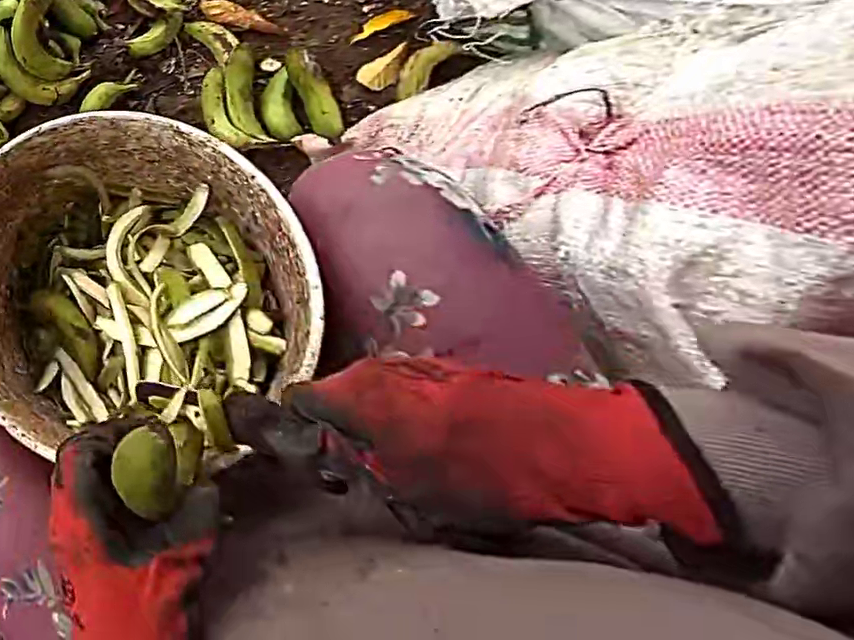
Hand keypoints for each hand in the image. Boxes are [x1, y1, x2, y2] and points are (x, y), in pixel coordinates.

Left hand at [49, 419, 218, 639]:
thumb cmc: (140, 619)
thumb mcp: (173, 566)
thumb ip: (192, 520)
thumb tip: (207, 485)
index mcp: (76, 516)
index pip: (77, 451)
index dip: (108, 432)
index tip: (142, 429)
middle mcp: (64, 519)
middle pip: (76, 461)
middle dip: (111, 445)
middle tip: (146, 442)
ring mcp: (68, 535)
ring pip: (82, 480)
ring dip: (113, 466)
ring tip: (148, 464)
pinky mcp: (80, 549)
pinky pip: (90, 502)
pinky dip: (114, 490)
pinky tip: (145, 499)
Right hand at [231, 358, 732, 546]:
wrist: (561, 442)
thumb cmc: (474, 469)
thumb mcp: (405, 488)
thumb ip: (357, 468)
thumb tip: (333, 465)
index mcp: (352, 392)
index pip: (295, 399)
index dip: (291, 427)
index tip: (299, 450)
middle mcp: (370, 369)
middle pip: (330, 394)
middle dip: (334, 426)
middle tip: (348, 463)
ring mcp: (406, 365)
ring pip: (366, 392)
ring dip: (369, 420)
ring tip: (392, 456)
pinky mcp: (438, 371)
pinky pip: (399, 391)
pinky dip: (400, 414)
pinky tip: (428, 443)